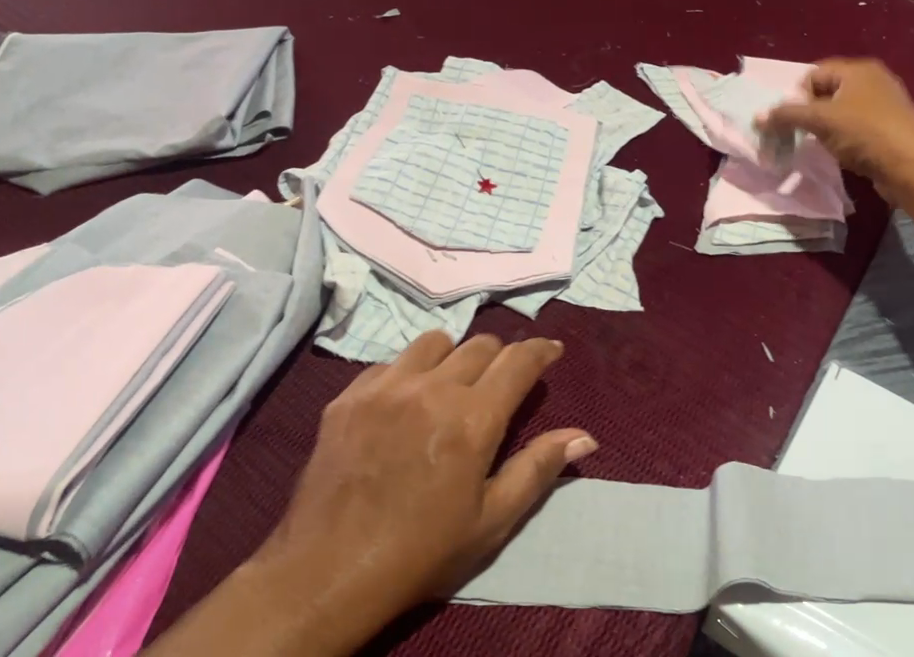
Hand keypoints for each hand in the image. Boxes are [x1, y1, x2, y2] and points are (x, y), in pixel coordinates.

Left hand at [258, 333, 594, 638]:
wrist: (328, 571)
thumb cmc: (422, 552)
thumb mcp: (491, 521)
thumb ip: (538, 469)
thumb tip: (584, 436)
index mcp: (473, 419)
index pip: (518, 361)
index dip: (541, 351)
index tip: (551, 351)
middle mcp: (431, 389)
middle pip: (479, 345)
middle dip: (500, 357)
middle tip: (501, 383)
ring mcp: (385, 388)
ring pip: (433, 343)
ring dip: (453, 356)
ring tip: (451, 384)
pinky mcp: (348, 397)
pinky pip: (388, 363)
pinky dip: (407, 373)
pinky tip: (404, 403)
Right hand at [760, 57, 913, 194]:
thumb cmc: (865, 132)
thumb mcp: (820, 120)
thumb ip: (787, 116)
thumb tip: (758, 117)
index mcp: (857, 70)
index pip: (815, 74)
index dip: (798, 95)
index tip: (793, 119)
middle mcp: (872, 82)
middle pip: (828, 93)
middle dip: (811, 113)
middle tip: (803, 134)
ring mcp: (884, 107)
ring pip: (842, 114)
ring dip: (827, 130)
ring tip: (822, 146)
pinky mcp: (890, 131)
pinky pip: (857, 130)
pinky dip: (845, 141)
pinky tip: (844, 155)